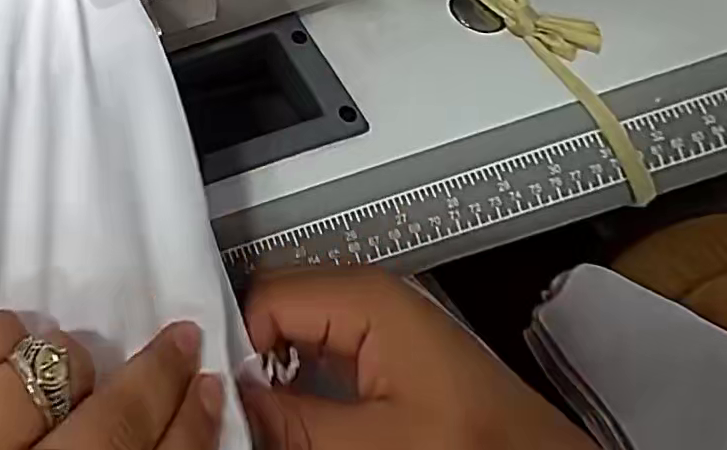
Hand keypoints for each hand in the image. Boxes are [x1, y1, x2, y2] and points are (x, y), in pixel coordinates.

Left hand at [0, 310, 223, 449]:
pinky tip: (5, 364)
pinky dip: (10, 336)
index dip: (185, 433)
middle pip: (108, 423)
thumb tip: (153, 432)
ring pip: (47, 364)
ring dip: (70, 362)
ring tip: (61, 381)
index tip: (208, 390)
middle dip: (155, 380)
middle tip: (180, 343)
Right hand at [239, 267, 593, 449]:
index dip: (243, 344)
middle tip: (249, 408)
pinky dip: (302, 375)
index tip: (234, 394)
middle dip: (257, 355)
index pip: (266, 296)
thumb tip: (237, 402)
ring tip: (275, 416)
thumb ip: (300, 422)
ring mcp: (374, 316)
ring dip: (277, 369)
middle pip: (276, 304)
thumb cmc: (492, 449)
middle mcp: (365, 293)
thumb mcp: (382, 445)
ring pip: (294, 326)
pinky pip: (319, 343)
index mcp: (363, 296)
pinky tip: (303, 414)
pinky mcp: (384, 344)